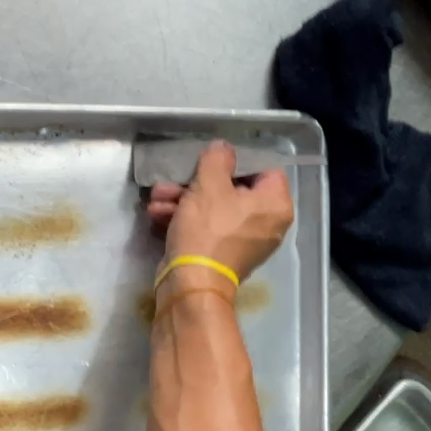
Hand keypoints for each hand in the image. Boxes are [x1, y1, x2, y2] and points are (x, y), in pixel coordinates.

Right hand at [145, 140, 293, 284]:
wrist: (190, 283)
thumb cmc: (207, 230)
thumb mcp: (208, 185)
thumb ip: (217, 159)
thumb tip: (223, 148)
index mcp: (275, 204)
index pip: (263, 170)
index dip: (235, 163)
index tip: (209, 164)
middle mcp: (266, 224)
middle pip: (232, 191)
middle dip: (195, 185)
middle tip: (172, 182)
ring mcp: (243, 242)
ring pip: (213, 211)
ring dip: (182, 202)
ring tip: (156, 200)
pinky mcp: (221, 256)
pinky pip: (207, 230)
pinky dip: (185, 221)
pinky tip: (157, 216)